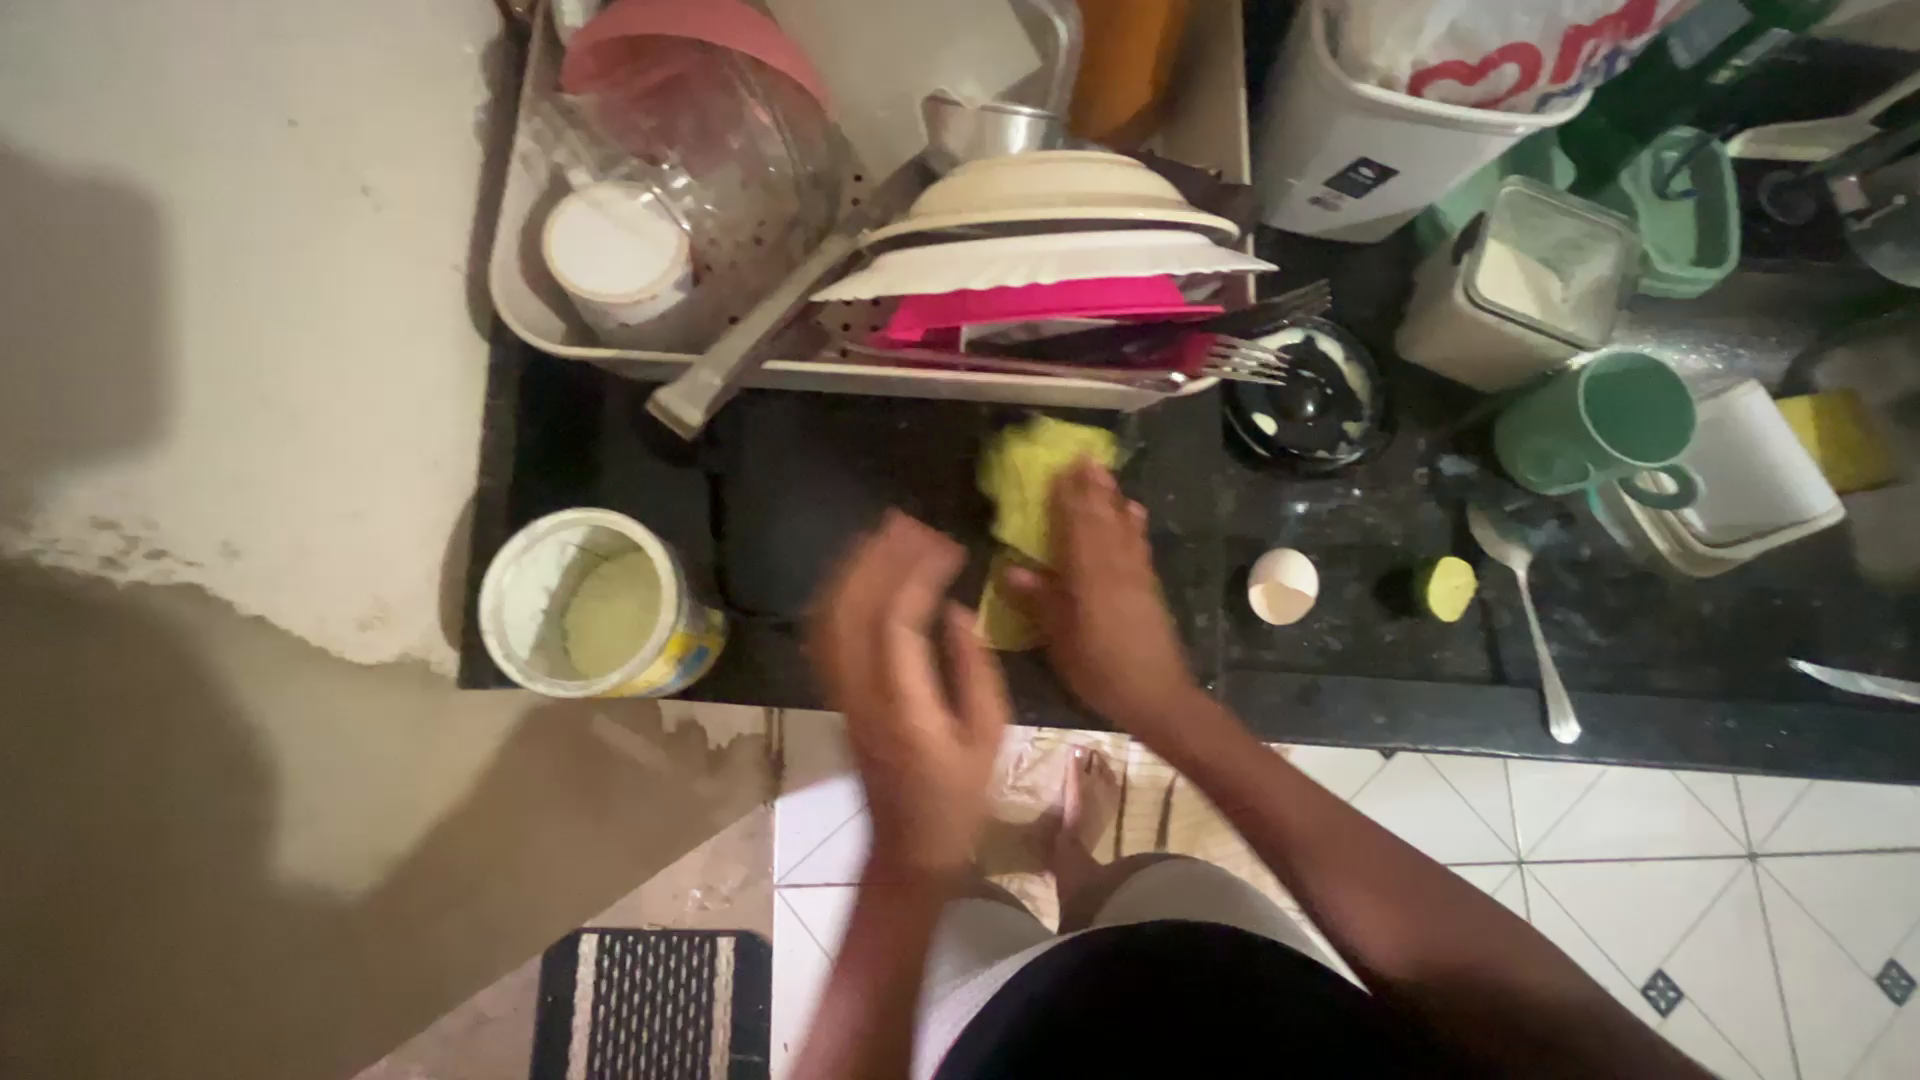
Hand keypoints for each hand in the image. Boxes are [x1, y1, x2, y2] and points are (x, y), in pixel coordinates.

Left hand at [808, 511, 1010, 876]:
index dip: (918, 575)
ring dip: (852, 569)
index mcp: (904, 704)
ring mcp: (841, 693)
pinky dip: (837, 595)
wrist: (908, 844)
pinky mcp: (836, 696)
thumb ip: (973, 668)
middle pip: (853, 609)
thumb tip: (955, 612)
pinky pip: (824, 635)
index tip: (948, 545)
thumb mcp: (989, 734)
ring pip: (829, 618)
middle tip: (911, 523)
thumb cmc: (959, 796)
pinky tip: (859, 573)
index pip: (897, 621)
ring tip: (884, 534)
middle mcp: (860, 692)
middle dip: (879, 557)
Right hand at [1003, 460, 1200, 735]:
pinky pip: (1139, 545)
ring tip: (1106, 475)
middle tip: (1086, 458)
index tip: (1061, 469)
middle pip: (1102, 520)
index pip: (1076, 527)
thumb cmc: (1100, 670)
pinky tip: (1134, 513)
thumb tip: (1011, 569)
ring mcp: (1136, 576)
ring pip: (1122, 528)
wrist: (1157, 695)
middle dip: (1093, 489)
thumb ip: (1040, 602)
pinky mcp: (1150, 588)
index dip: (1068, 497)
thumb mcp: (1060, 641)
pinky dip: (1134, 525)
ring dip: (1113, 500)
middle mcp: (1114, 567)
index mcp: (1088, 577)